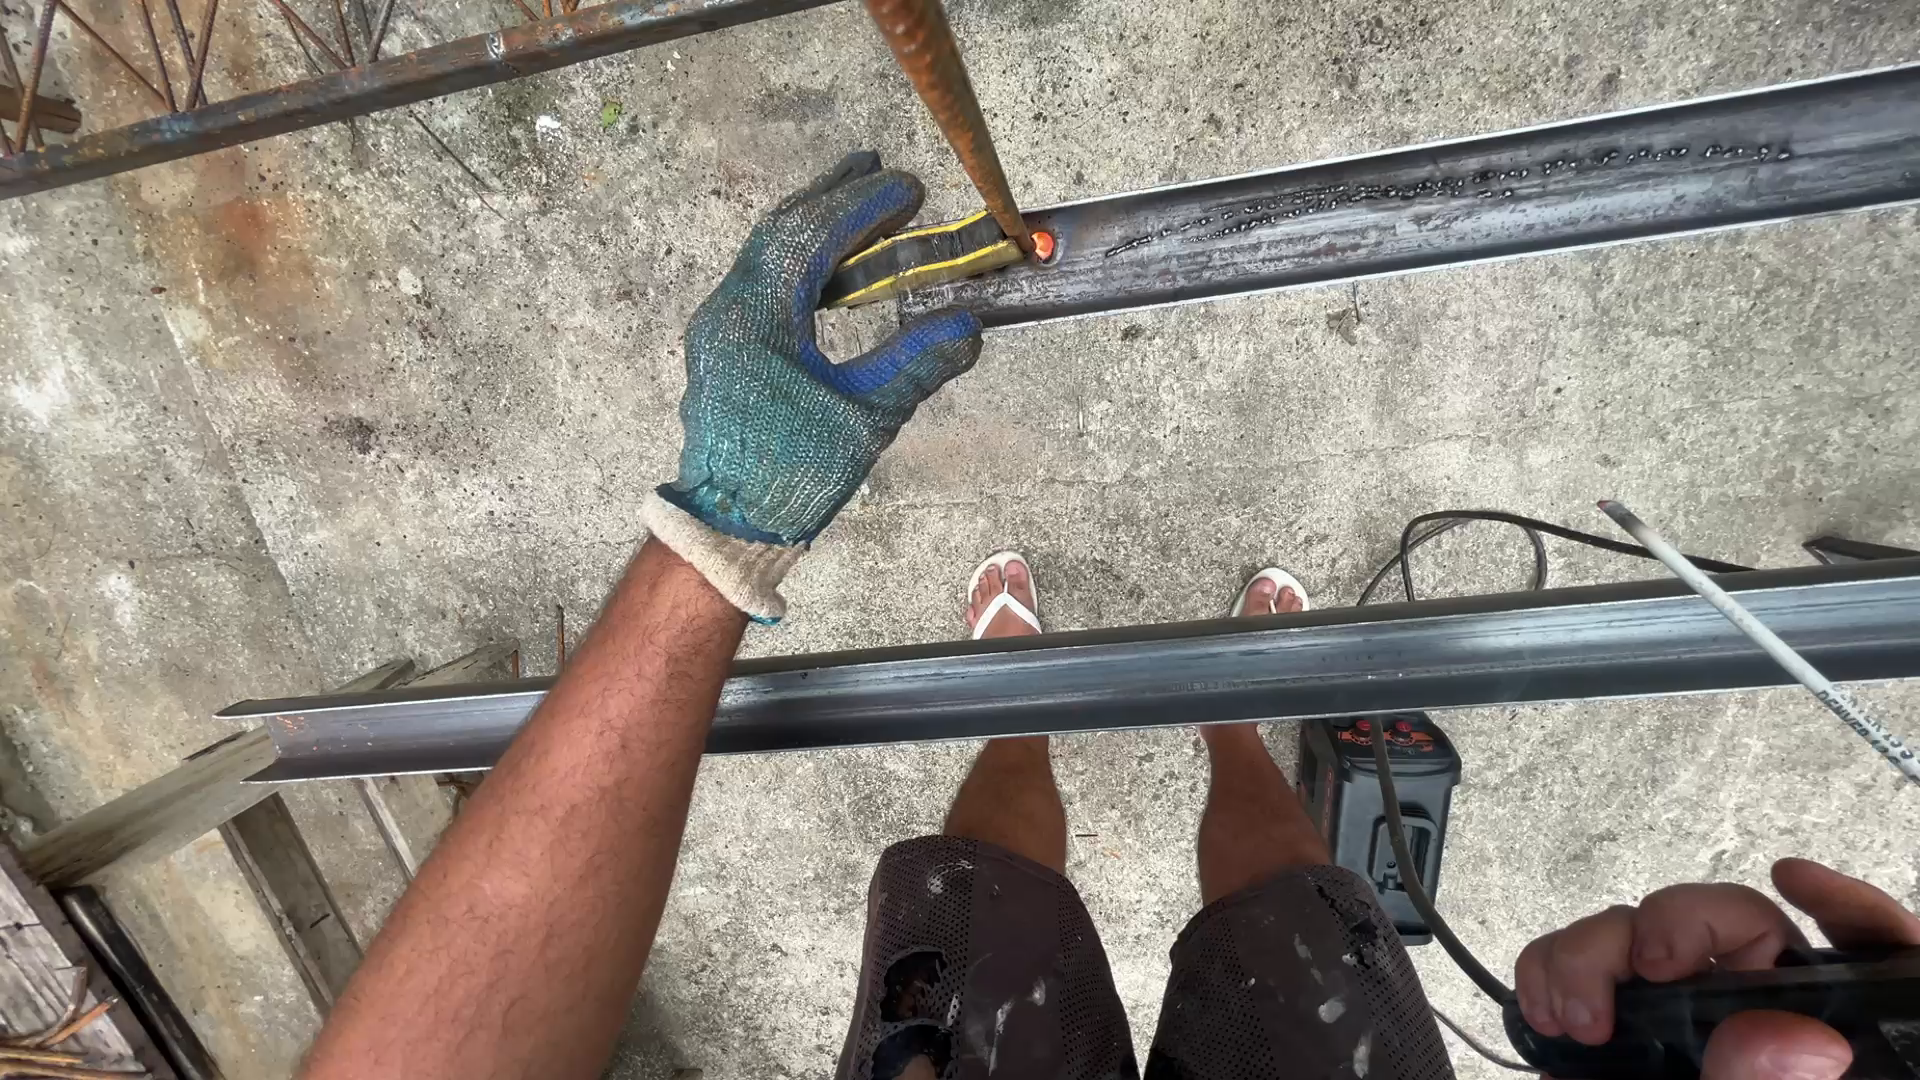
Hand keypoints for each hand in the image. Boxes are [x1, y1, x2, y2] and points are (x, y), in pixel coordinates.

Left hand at [642, 152, 982, 622]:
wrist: (731, 524)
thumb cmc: (794, 474)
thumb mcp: (866, 419)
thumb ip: (917, 365)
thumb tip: (969, 329)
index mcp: (756, 316)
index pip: (811, 237)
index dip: (862, 207)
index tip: (908, 187)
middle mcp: (729, 309)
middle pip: (782, 232)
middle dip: (832, 196)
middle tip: (874, 166)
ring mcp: (722, 329)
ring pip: (769, 258)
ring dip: (816, 228)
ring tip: (857, 205)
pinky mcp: (727, 349)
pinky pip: (765, 288)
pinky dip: (802, 268)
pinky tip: (831, 273)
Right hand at [1514, 858, 1919, 1079]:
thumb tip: (1792, 1034)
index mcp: (1832, 1060)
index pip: (1882, 971)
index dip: (1858, 916)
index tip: (1794, 882)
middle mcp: (1761, 1030)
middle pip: (1734, 929)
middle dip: (1670, 927)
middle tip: (1637, 971)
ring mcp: (1680, 1025)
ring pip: (1637, 932)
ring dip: (1587, 954)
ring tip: (1567, 1015)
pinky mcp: (1614, 1026)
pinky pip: (1576, 960)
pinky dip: (1549, 967)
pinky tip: (1544, 1008)